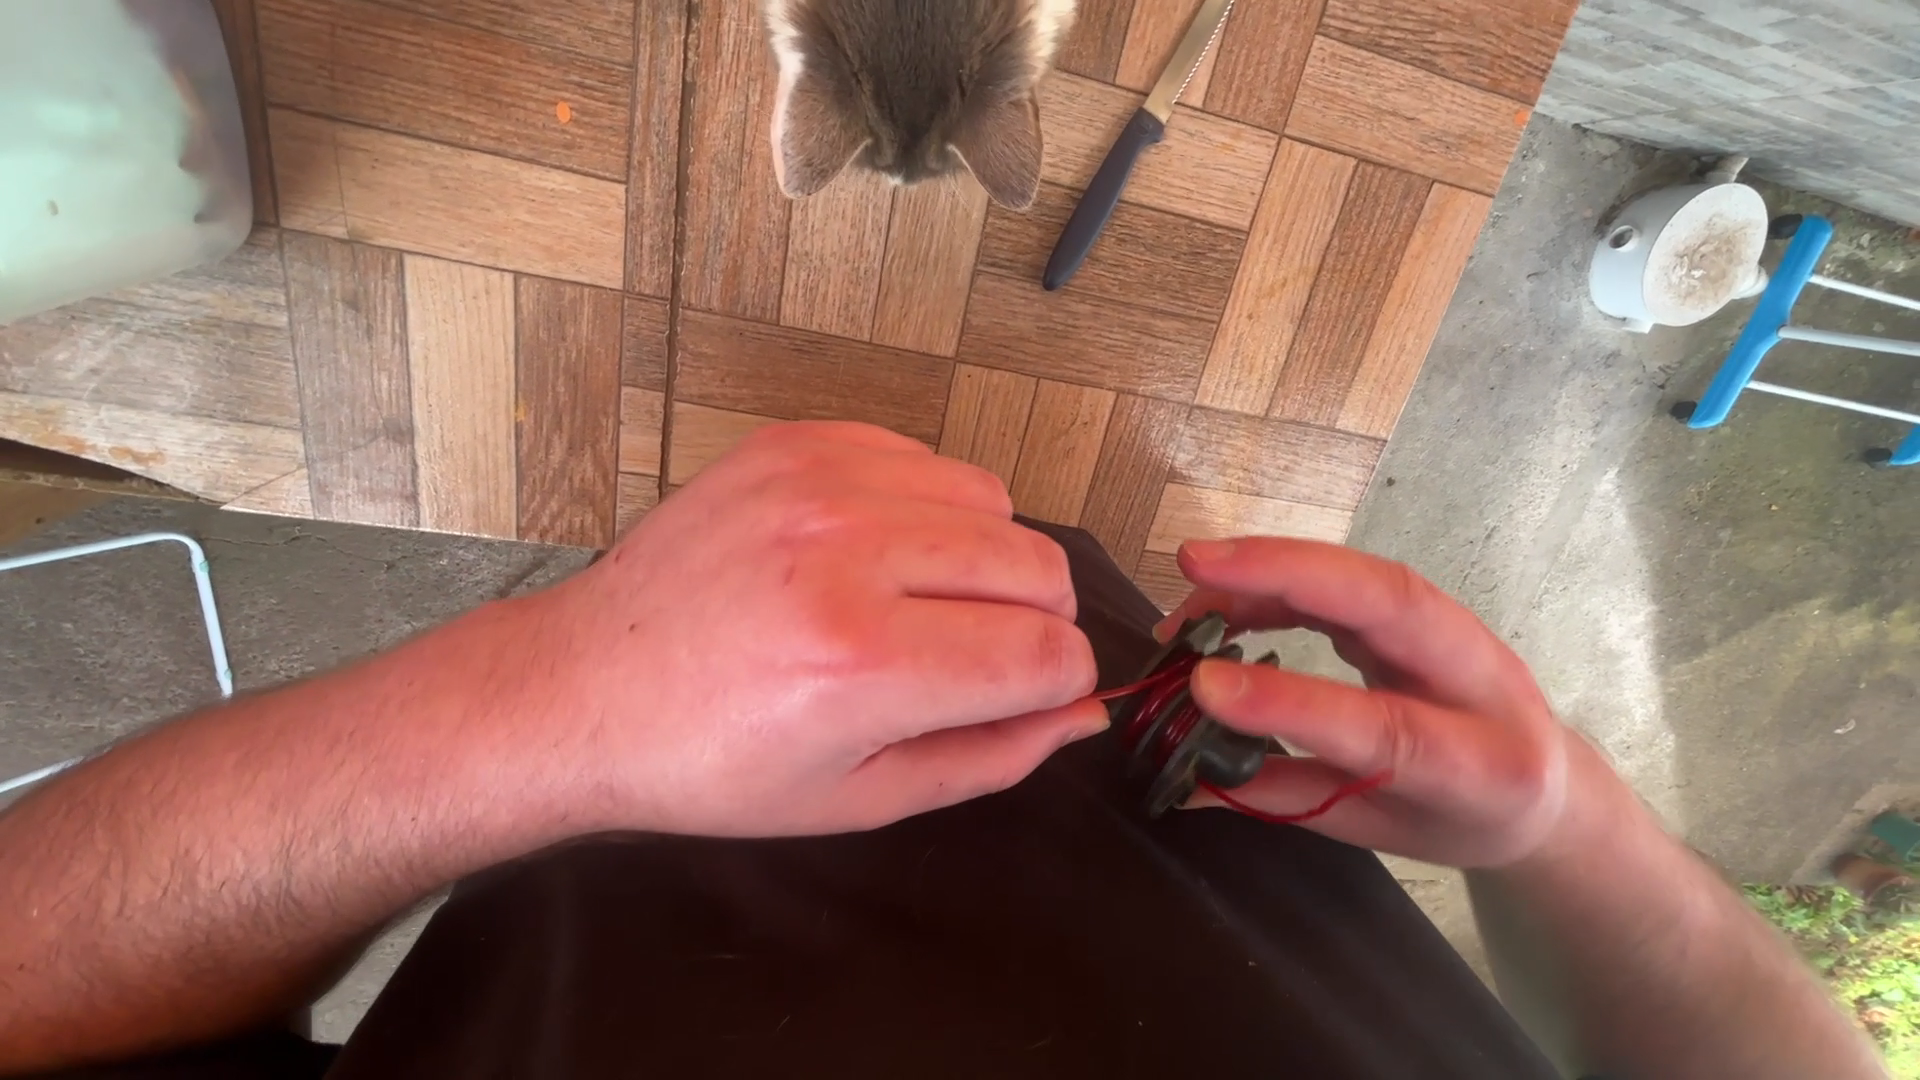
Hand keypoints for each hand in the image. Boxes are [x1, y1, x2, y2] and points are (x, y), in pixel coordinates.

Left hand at [514, 422, 1104, 837]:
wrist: (585, 685)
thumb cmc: (714, 761)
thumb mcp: (862, 796)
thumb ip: (992, 755)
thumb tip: (1083, 710)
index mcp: (862, 663)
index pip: (1046, 653)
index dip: (1061, 681)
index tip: (1033, 692)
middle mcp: (847, 553)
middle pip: (1040, 566)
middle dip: (1038, 621)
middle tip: (979, 651)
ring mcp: (820, 481)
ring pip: (995, 501)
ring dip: (986, 558)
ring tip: (924, 598)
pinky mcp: (797, 442)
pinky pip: (927, 460)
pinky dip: (929, 509)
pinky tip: (879, 550)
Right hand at [1159, 538, 1574, 867]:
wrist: (1547, 786)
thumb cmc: (1458, 818)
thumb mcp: (1377, 830)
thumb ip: (1283, 798)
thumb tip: (1186, 777)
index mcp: (1482, 765)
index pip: (1385, 727)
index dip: (1293, 703)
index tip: (1205, 686)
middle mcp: (1478, 678)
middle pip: (1390, 601)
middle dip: (1286, 572)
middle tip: (1193, 564)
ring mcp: (1453, 629)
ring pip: (1360, 573)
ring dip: (1266, 566)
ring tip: (1189, 580)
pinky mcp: (1416, 604)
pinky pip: (1343, 576)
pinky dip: (1275, 577)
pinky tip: (1221, 594)